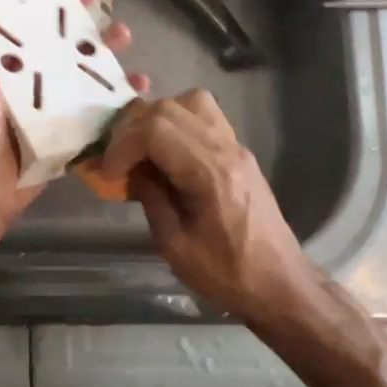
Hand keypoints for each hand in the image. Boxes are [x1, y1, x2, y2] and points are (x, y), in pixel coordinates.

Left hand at [0, 0, 145, 238]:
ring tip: (123, 34)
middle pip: (58, 28)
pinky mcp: (69, 124)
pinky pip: (100, 103)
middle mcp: (25, 68)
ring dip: (106, 44)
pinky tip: (140, 81)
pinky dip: (122, 93)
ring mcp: (49, 97)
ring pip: (84, 61)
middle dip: (79, 6)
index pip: (16, 4)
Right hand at [98, 91, 312, 319]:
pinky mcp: (238, 153)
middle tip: (116, 160)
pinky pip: (204, 117)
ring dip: (156, 119)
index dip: (122, 145)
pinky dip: (176, 123)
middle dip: (132, 129)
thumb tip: (132, 171)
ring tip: (139, 149)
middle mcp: (226, 149)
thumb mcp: (175, 245)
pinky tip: (164, 153)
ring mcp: (236, 147)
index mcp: (211, 173)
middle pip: (170, 108)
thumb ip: (151, 198)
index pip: (156, 129)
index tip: (108, 173)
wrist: (279, 283)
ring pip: (190, 102)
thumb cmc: (227, 273)